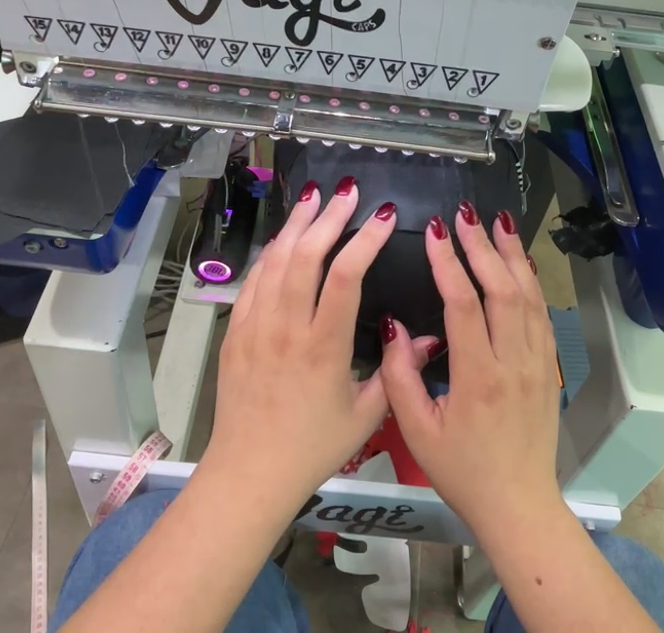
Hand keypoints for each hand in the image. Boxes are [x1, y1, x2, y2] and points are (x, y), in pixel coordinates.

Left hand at [198, 177, 398, 510]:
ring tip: (314, 198)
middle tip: (348, 192)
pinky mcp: (235, 331)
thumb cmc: (313, 447)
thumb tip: (429, 336)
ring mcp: (255, 326)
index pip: (346, 275)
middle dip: (329, 217)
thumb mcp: (367, 416)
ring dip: (296, 225)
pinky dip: (270, 254)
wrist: (249, 471)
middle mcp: (287, 327)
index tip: (385, 216)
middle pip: (306, 255)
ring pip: (275, 261)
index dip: (366, 239)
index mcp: (323, 346)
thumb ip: (397, 372)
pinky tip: (283, 240)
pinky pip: (252, 281)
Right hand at [379, 202, 563, 539]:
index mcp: (478, 377)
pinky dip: (530, 282)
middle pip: (503, 290)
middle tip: (464, 213)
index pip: (464, 304)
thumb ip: (400, 376)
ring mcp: (538, 363)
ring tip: (498, 222)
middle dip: (482, 246)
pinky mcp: (549, 368)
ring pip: (529, 296)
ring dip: (513, 255)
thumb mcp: (417, 432)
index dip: (448, 262)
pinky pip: (541, 314)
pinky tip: (520, 262)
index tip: (435, 231)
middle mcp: (514, 363)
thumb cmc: (462, 470)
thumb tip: (392, 325)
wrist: (519, 503)